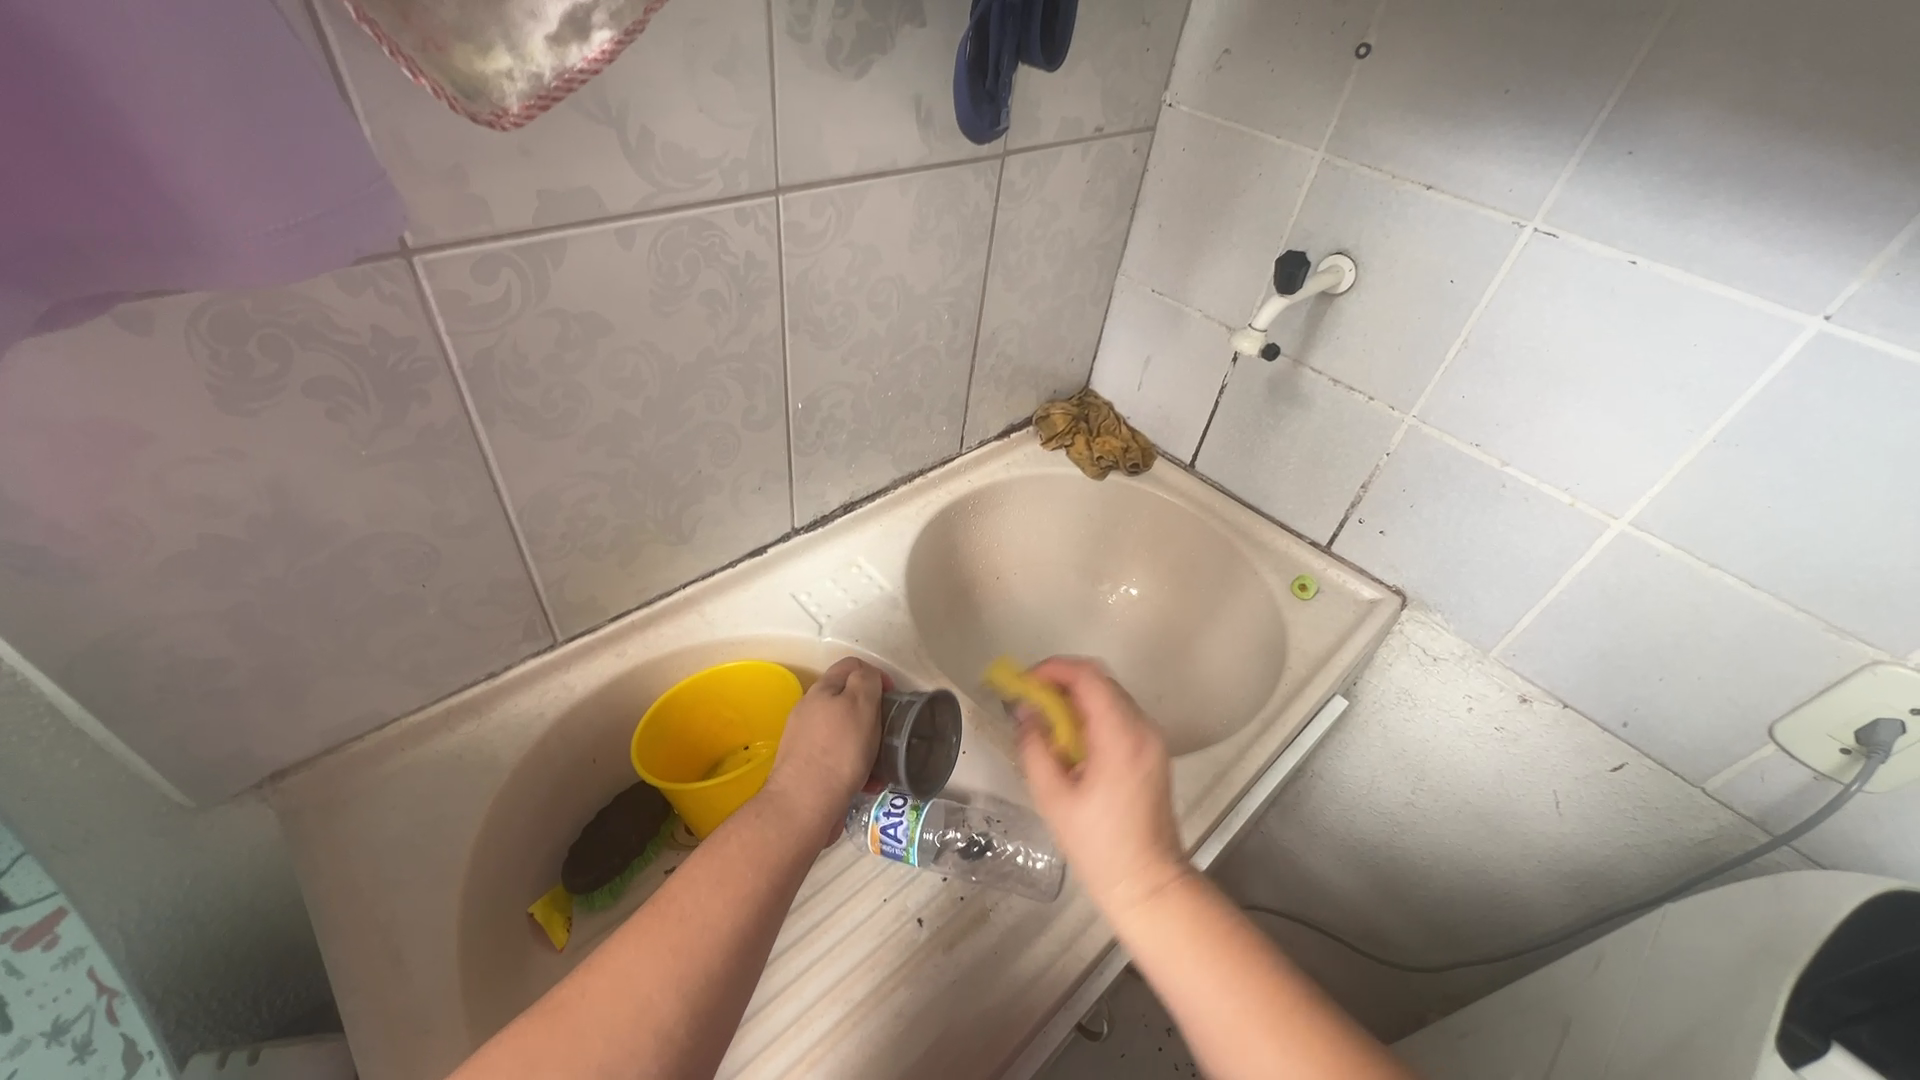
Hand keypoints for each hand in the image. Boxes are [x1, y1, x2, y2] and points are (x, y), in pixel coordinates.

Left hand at [763, 657, 884, 833]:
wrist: (804, 806)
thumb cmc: (839, 752)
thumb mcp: (860, 705)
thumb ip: (866, 681)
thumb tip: (869, 675)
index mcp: (822, 690)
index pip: (851, 666)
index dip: (877, 676)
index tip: (893, 698)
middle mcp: (809, 711)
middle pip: (848, 700)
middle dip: (873, 714)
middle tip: (891, 731)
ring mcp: (806, 740)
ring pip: (846, 733)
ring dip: (868, 744)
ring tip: (883, 763)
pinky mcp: (807, 768)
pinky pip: (839, 759)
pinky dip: (856, 766)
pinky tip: (869, 783)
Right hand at [1017, 657, 1189, 917]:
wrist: (1149, 882)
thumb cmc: (1099, 846)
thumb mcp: (1053, 798)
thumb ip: (1035, 747)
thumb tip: (1025, 713)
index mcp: (1120, 735)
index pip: (1087, 676)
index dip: (1051, 670)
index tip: (1023, 683)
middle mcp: (1143, 728)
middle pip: (1100, 680)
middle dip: (1060, 683)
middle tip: (1029, 702)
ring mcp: (1153, 740)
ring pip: (1110, 697)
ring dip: (1075, 700)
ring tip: (1045, 724)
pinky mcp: (1153, 753)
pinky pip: (1119, 717)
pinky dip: (1092, 716)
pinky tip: (1071, 744)